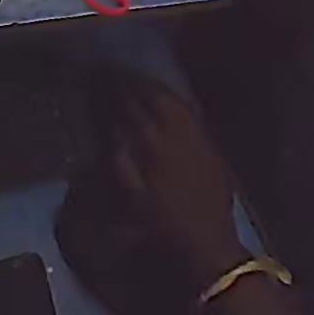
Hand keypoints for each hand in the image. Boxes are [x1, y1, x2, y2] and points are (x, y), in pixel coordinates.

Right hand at [112, 81, 246, 277]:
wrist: (210, 243)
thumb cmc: (165, 222)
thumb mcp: (133, 195)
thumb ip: (119, 159)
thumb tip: (111, 129)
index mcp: (155, 144)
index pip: (132, 105)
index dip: (116, 88)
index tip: (103, 76)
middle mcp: (176, 133)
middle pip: (154, 95)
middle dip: (136, 80)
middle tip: (119, 71)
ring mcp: (196, 137)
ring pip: (174, 100)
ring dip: (156, 86)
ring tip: (141, 78)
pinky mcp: (209, 145)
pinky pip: (191, 112)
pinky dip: (176, 99)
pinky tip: (168, 97)